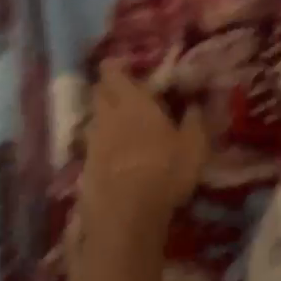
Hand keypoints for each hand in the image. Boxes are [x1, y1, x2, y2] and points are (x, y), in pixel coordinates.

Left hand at [80, 65, 207, 236]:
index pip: (112, 71)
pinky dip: (104, 146)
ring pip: (94, 119)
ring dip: (106, 118)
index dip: (117, 65)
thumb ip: (195, 119)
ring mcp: (92, 143)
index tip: (129, 66)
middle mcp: (107, 116)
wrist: (125, 215)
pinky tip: (119, 157)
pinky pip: (93, 147)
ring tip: (125, 127)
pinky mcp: (85, 169)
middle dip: (110, 89)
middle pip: (98, 92)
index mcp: (132, 101)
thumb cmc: (165, 170)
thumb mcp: (194, 144)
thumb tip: (195, 103)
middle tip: (129, 95)